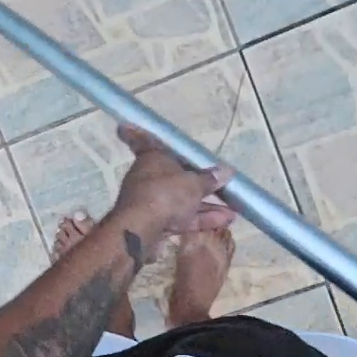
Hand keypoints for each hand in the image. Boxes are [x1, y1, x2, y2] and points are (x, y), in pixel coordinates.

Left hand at [106, 125, 235, 256]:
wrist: (141, 230)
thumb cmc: (165, 193)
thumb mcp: (193, 183)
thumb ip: (209, 179)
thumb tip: (225, 171)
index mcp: (152, 159)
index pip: (144, 141)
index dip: (136, 133)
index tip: (124, 126)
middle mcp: (148, 178)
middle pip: (174, 176)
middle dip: (197, 182)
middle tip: (220, 183)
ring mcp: (151, 202)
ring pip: (181, 200)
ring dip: (206, 205)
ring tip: (233, 209)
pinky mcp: (155, 224)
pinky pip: (181, 218)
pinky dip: (200, 218)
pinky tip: (225, 220)